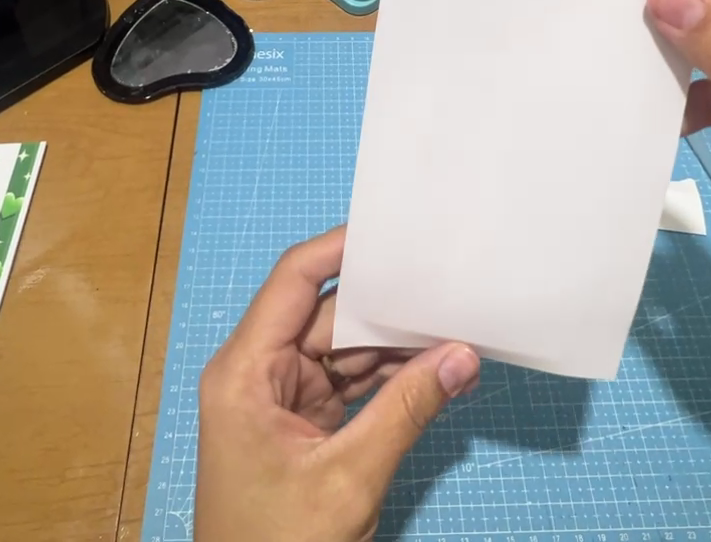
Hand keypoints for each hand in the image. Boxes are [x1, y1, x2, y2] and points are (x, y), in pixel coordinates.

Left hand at [196, 227, 479, 541]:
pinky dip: (389, 378)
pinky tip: (433, 369)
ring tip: (452, 326)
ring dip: (395, 344)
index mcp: (246, 369)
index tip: (392, 232)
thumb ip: (406, 411)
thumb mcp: (348, 479)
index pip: (294, 281)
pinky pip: (351, 380)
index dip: (340, 248)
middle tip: (441, 282)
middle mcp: (259, 370)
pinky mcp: (304, 420)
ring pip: (344, 347)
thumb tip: (463, 356)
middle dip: (385, 303)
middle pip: (327, 313)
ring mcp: (283, 395)